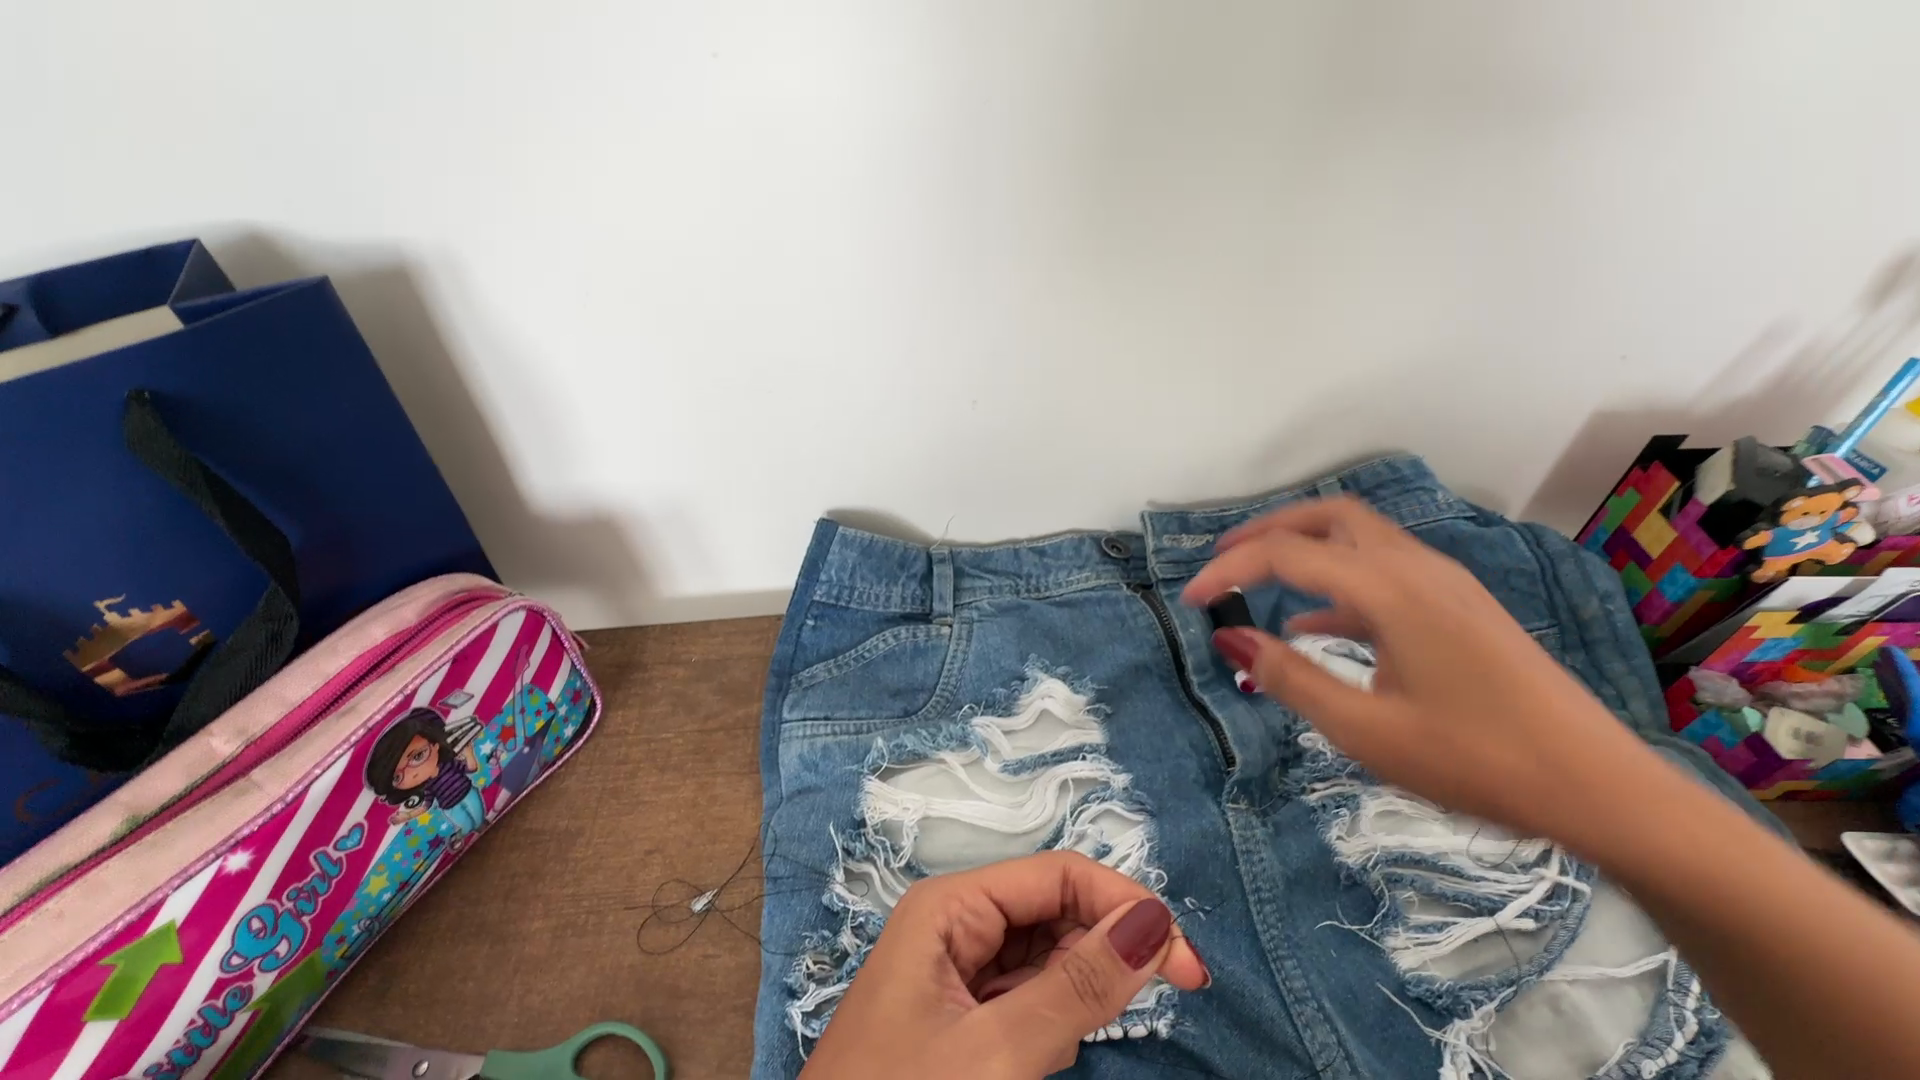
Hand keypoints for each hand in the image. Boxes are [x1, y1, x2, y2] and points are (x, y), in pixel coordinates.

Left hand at [798, 851, 1208, 1079]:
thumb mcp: (997, 1051)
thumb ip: (1078, 986)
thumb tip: (1154, 921)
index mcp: (950, 906)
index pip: (1059, 875)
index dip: (1127, 906)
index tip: (1187, 967)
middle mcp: (953, 923)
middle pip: (1054, 909)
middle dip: (1110, 943)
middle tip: (1171, 992)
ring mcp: (956, 968)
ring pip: (1046, 953)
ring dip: (1086, 981)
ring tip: (1091, 1026)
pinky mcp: (961, 1013)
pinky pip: (1027, 992)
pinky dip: (1058, 1012)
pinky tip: (1059, 1040)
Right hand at [1181, 496, 1659, 841]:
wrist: (1599, 787)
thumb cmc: (1476, 760)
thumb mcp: (1366, 730)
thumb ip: (1291, 677)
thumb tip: (1229, 639)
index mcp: (1391, 590)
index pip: (1289, 554)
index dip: (1230, 571)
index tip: (1190, 601)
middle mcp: (1419, 569)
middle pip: (1331, 517)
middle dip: (1269, 530)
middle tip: (1223, 563)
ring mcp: (1447, 585)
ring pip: (1361, 539)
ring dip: (1306, 549)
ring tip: (1257, 583)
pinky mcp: (1462, 608)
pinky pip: (1385, 573)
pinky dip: (1339, 583)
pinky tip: (1314, 626)